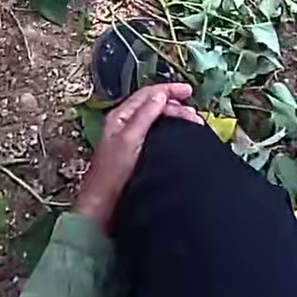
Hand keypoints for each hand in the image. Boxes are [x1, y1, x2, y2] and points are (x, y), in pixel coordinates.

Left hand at [73, 83, 199, 231]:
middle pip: (153, 104)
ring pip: (156, 118)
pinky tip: (180, 135)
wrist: (102, 207)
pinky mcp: (136, 151)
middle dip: (175, 104)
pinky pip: (157, 131)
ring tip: (192, 122)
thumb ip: (144, 116)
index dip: (169, 89)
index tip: (188, 91)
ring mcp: (130, 137)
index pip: (147, 94)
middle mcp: (125, 123)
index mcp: (120, 116)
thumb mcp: (129, 140)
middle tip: (194, 112)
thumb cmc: (111, 175)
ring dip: (175, 116)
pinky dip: (170, 128)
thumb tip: (161, 94)